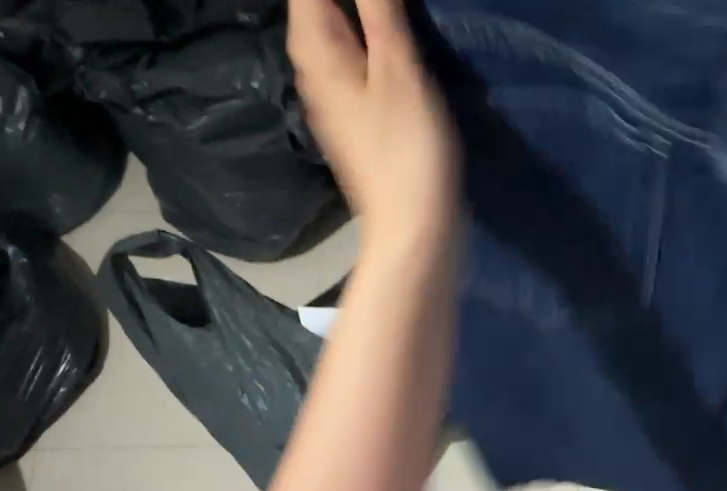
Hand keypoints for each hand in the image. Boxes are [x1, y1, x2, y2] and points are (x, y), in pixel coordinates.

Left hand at [288, 0, 458, 245]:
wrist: (414, 233)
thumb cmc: (408, 154)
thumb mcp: (399, 70)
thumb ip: (378, 7)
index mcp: (313, 45)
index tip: (390, 3)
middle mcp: (312, 66)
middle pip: (321, 5)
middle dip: (357, 3)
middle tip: (401, 7)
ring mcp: (333, 96)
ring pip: (340, 30)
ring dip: (365, 16)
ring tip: (402, 15)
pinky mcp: (357, 118)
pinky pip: (357, 60)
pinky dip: (375, 44)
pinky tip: (401, 47)